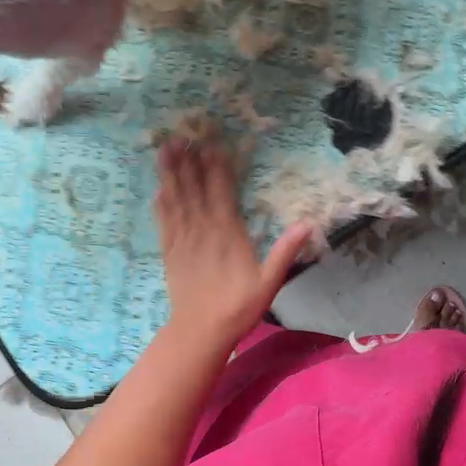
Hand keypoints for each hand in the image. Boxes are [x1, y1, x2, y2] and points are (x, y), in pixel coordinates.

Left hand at [155, 139, 314, 348]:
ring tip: (165, 149)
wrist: (200, 331)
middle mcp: (202, 229)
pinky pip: (164, 222)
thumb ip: (285, 251)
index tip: (212, 143)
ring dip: (170, 173)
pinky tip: (158, 190)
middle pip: (195, 188)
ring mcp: (182, 239)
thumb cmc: (238, 307)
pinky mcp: (169, 252)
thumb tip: (307, 223)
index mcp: (227, 232)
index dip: (216, 166)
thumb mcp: (269, 282)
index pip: (221, 191)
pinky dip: (161, 204)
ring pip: (176, 199)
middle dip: (189, 160)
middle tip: (182, 133)